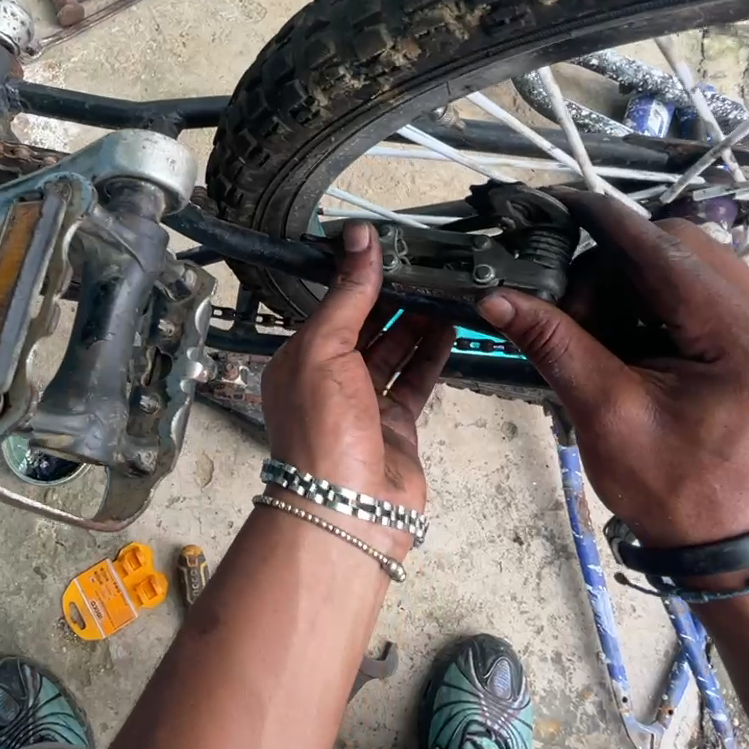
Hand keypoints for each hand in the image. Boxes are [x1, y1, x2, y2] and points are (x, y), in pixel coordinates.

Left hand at [260, 220, 455, 528]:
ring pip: (393, 351)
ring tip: (442, 288)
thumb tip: (359, 239)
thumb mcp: (325, 349)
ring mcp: (363, 404)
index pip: (331, 308)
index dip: (358, 278)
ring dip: (415, 321)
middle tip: (425, 265)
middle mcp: (328, 380)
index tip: (389, 248)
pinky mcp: (396, 425)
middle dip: (391, 298)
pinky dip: (431, 354)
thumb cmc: (322, 428)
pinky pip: (415, 380)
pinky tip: (449, 327)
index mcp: (299, 359)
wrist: (346, 509)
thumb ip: (347, 296)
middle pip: (364, 328)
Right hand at [475, 192, 748, 547]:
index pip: (664, 251)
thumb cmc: (671, 488)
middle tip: (574, 318)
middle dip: (612, 269)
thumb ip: (553, 343)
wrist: (731, 544)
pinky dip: (653, 301)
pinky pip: (700, 288)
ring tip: (601, 337)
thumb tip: (493, 297)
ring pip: (688, 262)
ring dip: (631, 284)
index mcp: (746, 338)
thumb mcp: (604, 412)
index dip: (604, 222)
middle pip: (679, 246)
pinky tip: (630, 340)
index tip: (557, 201)